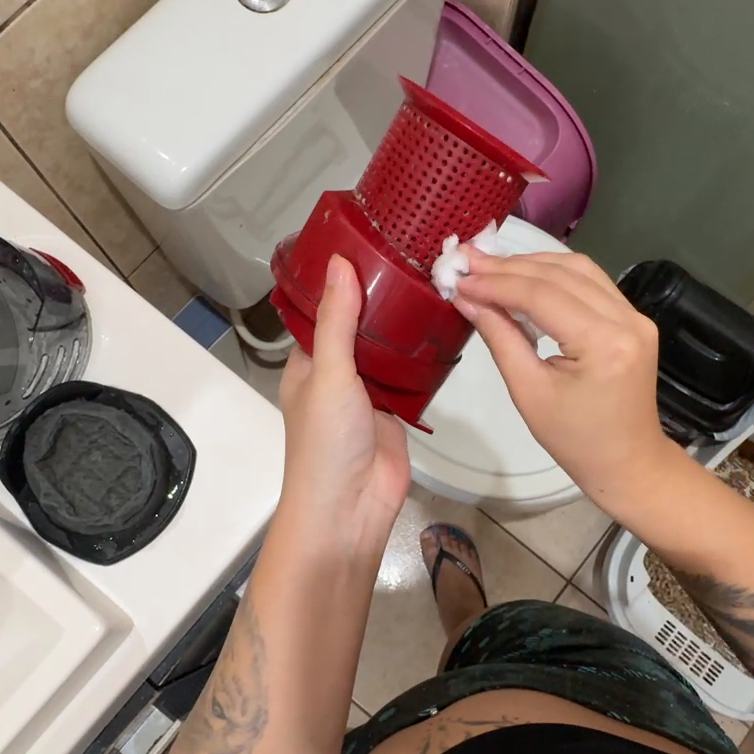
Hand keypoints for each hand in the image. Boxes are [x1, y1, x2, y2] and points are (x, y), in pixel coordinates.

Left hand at [276, 255, 412, 559]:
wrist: (350, 509)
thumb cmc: (326, 443)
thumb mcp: (328, 374)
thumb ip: (337, 321)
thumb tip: (339, 262)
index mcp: (309, 364)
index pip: (323, 311)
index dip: (341, 280)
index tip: (369, 244)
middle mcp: (337, 375)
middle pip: (360, 327)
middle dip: (381, 298)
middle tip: (414, 255)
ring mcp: (369, 394)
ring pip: (388, 350)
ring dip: (404, 325)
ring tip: (433, 280)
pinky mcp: (398, 412)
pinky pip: (412, 377)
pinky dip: (424, 357)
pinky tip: (444, 326)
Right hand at [452, 251, 682, 511]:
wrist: (626, 461)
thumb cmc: (574, 439)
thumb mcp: (528, 393)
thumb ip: (500, 339)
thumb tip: (467, 298)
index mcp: (604, 344)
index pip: (543, 296)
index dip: (497, 284)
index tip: (459, 278)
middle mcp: (628, 320)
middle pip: (561, 275)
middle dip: (510, 267)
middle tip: (467, 261)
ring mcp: (636, 316)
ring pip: (578, 269)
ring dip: (532, 264)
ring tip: (490, 267)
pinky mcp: (634, 318)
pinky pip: (591, 282)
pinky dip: (554, 276)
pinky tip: (524, 278)